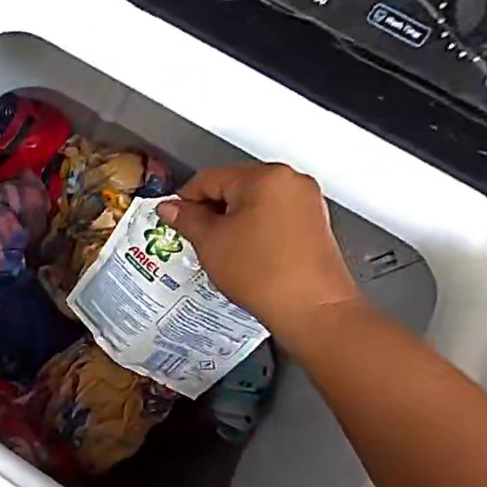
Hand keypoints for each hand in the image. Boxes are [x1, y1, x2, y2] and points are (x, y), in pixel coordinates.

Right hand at [156, 163, 361, 330]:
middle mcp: (290, 182)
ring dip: (232, 221)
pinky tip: (243, 255)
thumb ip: (186, 219)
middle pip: (234, 187)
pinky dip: (254, 230)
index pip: (209, 178)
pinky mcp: (313, 223)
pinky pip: (273, 217)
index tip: (173, 215)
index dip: (184, 199)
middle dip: (210, 210)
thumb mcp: (210, 243)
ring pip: (254, 202)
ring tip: (219, 250)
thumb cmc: (269, 276)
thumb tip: (173, 209)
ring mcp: (306, 202)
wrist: (311, 309)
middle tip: (193, 234)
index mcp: (264, 178)